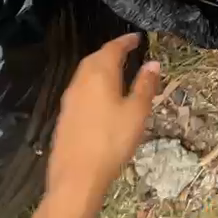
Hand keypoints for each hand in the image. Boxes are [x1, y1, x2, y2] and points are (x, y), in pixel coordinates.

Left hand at [43, 32, 162, 201]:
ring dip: (100, 68)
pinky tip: (101, 98)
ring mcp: (69, 100)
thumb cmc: (112, 141)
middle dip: (111, 52)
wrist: (76, 179)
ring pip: (85, 74)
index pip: (113, 48)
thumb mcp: (137, 112)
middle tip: (127, 51)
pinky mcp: (64, 117)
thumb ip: (145, 85)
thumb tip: (153, 63)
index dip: (126, 41)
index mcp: (100, 74)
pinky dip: (93, 85)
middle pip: (95, 58)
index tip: (137, 38)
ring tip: (116, 71)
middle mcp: (81, 82)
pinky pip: (81, 90)